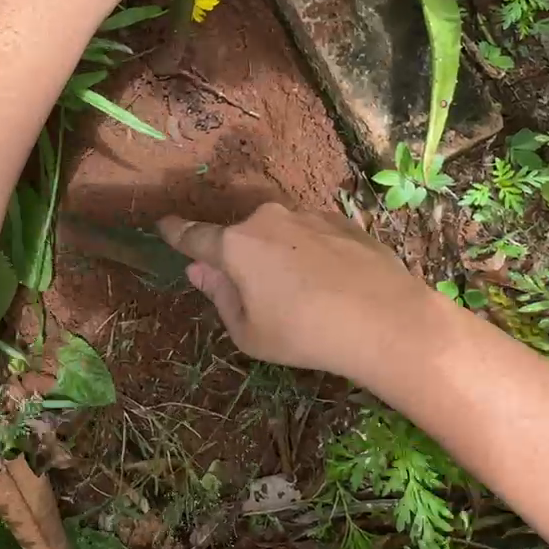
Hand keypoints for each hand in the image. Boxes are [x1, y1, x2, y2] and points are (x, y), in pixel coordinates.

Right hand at [158, 204, 446, 385]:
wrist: (385, 319)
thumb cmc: (305, 334)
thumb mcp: (250, 333)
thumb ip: (220, 297)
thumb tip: (200, 270)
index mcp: (235, 245)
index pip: (195, 236)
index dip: (176, 232)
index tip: (163, 223)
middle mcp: (266, 219)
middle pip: (241, 237)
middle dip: (241, 258)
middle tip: (257, 295)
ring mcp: (306, 214)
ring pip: (279, 234)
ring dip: (279, 255)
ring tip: (304, 295)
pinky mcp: (340, 219)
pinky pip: (312, 234)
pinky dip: (311, 253)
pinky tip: (332, 283)